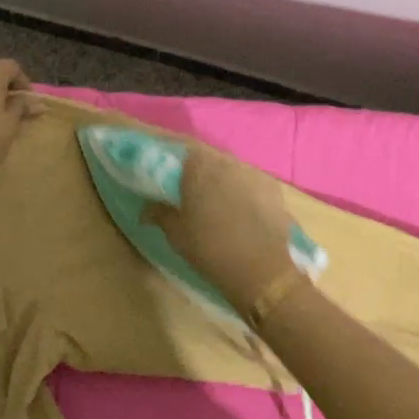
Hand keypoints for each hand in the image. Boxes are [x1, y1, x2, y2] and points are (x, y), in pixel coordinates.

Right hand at [143, 145, 298, 309]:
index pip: (179, 148)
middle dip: (193, 168)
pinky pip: (248, 181)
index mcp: (199, 166)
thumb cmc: (212, 250)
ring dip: (217, 178)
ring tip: (211, 199)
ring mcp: (252, 172)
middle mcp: (227, 161)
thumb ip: (159, 214)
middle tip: (183, 186)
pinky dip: (239, 189)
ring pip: (228, 167)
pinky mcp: (272, 187)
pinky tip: (238, 208)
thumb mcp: (177, 234)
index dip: (169, 155)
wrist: (264, 270)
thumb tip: (146, 209)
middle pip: (205, 156)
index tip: (160, 166)